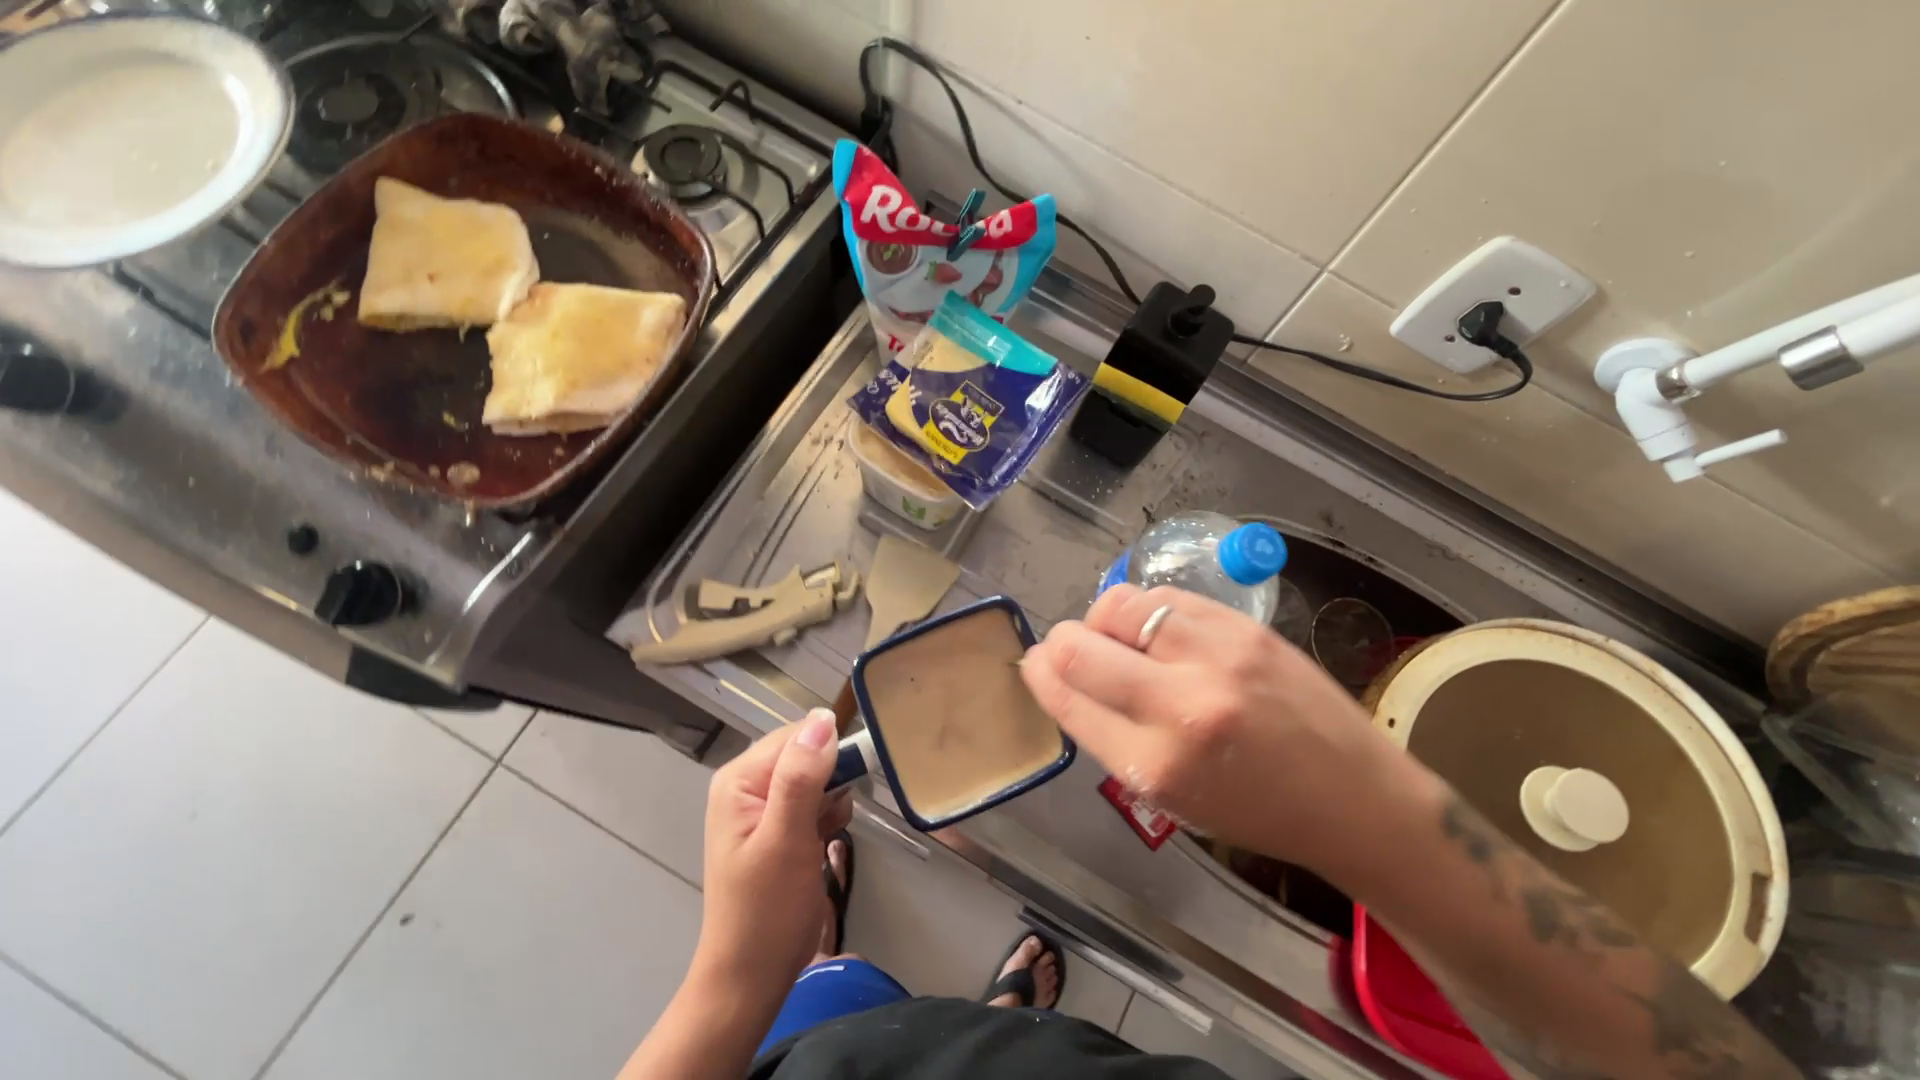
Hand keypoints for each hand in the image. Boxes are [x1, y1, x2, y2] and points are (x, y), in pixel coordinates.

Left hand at [695, 710, 850, 991]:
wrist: (753, 975)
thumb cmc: (767, 910)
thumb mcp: (786, 839)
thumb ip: (802, 777)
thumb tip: (823, 719)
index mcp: (739, 780)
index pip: (796, 736)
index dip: (829, 751)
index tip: (855, 779)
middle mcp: (746, 785)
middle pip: (805, 753)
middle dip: (831, 778)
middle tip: (833, 819)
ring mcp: (762, 808)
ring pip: (815, 778)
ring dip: (832, 800)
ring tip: (826, 834)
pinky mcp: (778, 829)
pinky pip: (813, 802)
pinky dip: (828, 817)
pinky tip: (825, 841)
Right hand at [1019, 583, 1408, 873]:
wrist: (1354, 797)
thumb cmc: (1254, 810)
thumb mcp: (1169, 796)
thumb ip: (1111, 735)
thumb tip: (1060, 677)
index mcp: (1154, 764)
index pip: (1066, 698)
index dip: (1039, 674)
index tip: (1035, 665)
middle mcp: (1180, 705)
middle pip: (1078, 647)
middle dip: (1058, 644)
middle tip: (1069, 651)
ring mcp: (1216, 658)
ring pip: (1118, 606)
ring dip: (1103, 621)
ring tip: (1120, 641)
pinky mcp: (1245, 628)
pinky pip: (1165, 597)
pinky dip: (1146, 610)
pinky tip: (1157, 631)